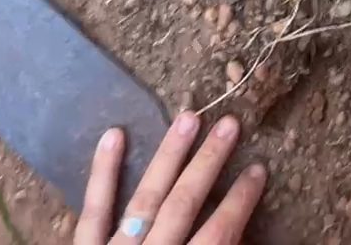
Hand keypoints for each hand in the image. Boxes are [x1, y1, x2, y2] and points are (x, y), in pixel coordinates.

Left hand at [75, 113, 267, 244]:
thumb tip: (241, 236)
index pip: (217, 236)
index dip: (240, 202)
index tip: (259, 169)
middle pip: (183, 206)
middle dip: (209, 163)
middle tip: (231, 123)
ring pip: (145, 199)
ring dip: (169, 157)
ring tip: (188, 118)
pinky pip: (91, 214)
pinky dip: (102, 174)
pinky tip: (114, 134)